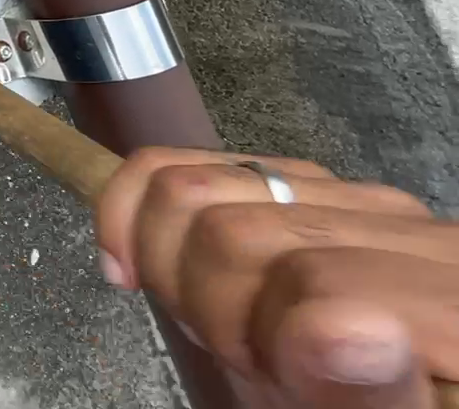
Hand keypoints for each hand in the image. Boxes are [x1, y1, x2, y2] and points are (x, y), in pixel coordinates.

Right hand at [94, 147, 458, 408]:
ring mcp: (350, 196)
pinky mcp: (290, 180)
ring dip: (160, 258)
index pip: (319, 279)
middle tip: (227, 354)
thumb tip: (340, 330)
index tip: (254, 374)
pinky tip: (132, 259)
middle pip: (238, 226)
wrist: (371, 388)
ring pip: (192, 181)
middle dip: (197, 296)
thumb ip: (371, 394)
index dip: (254, 330)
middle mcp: (419, 231)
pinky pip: (178, 161)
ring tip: (200, 317)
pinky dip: (129, 207)